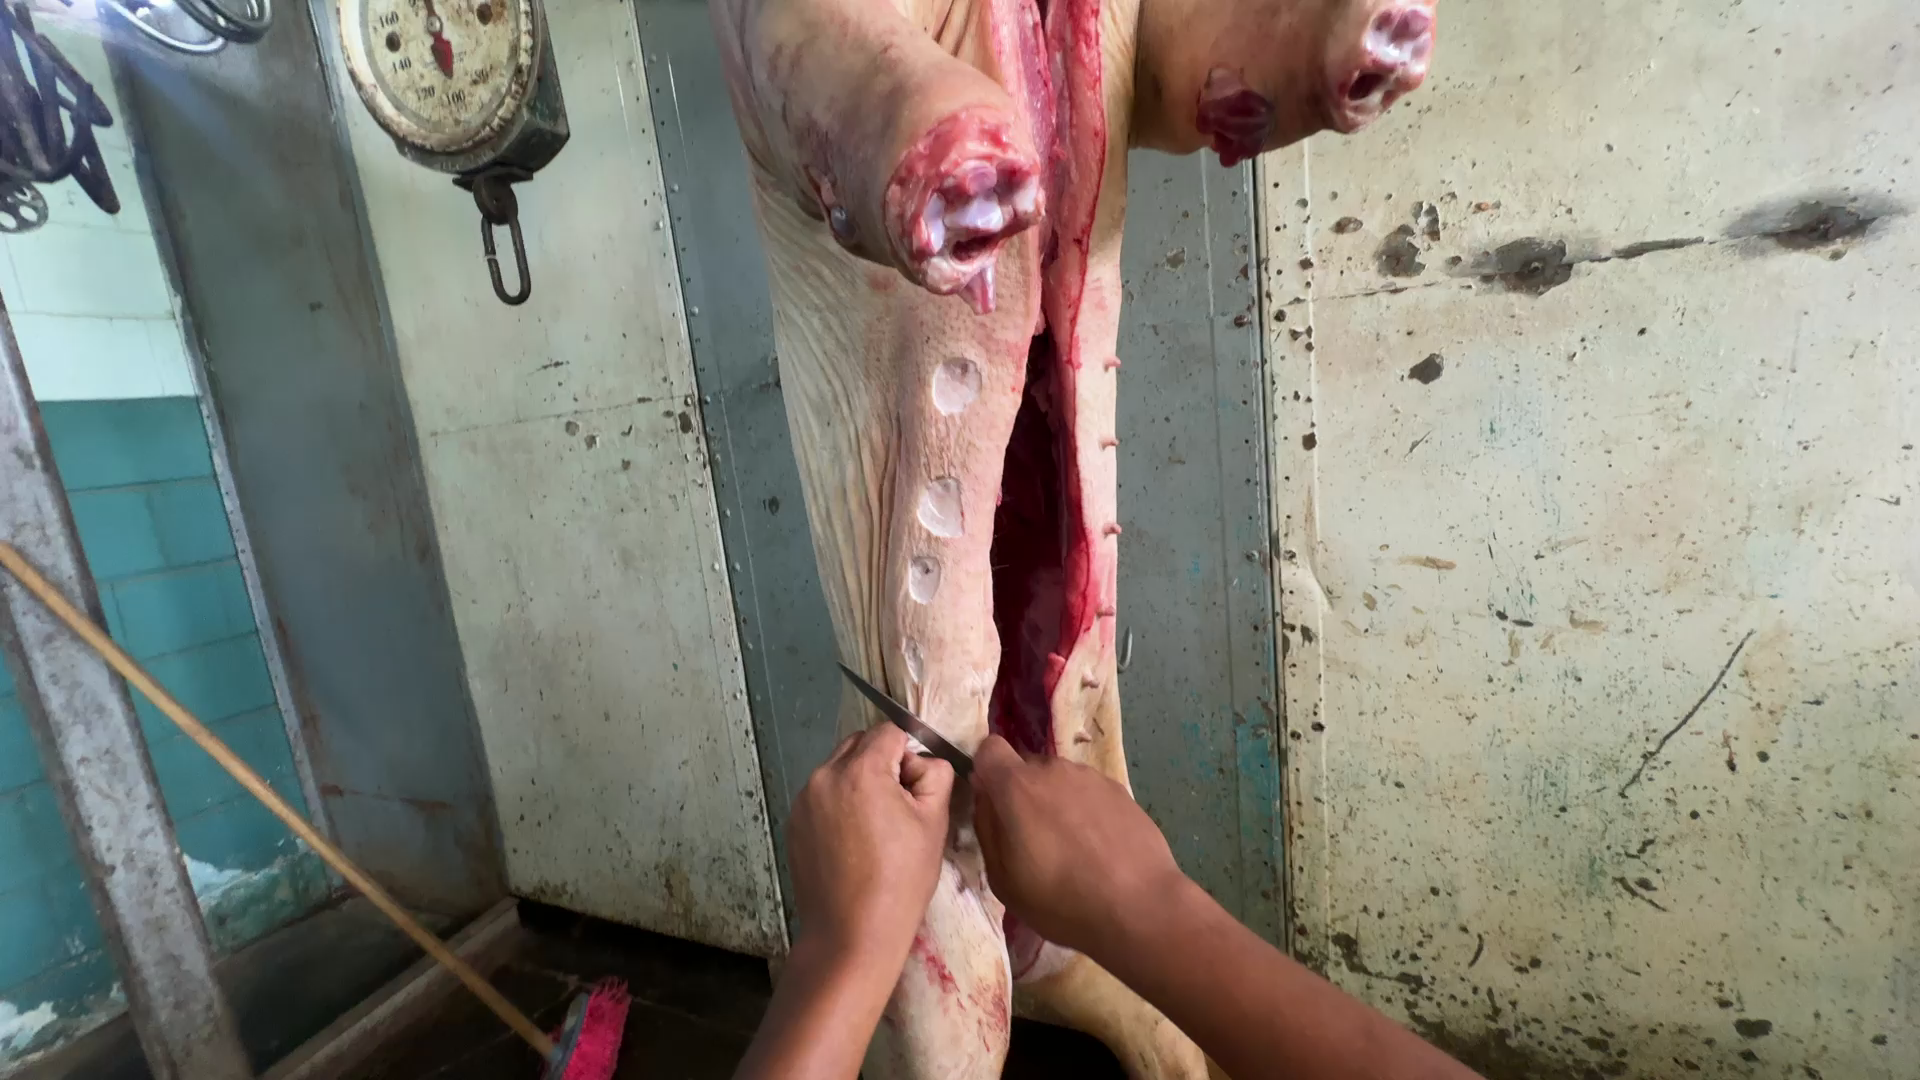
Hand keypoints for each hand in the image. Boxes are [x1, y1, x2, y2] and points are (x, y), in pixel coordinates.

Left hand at [786, 723, 954, 963]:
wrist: (851, 937)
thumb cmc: (901, 879)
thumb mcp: (934, 821)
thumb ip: (935, 773)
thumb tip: (920, 761)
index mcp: (861, 770)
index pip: (890, 732)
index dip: (908, 754)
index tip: (914, 790)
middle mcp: (825, 775)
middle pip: (860, 743)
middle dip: (881, 761)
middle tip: (897, 806)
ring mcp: (804, 799)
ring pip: (840, 767)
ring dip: (859, 781)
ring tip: (874, 827)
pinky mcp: (794, 822)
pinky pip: (823, 793)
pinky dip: (840, 802)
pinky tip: (852, 841)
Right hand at [971, 735, 1186, 957]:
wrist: (1139, 906)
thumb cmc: (1061, 899)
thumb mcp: (1003, 879)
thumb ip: (986, 828)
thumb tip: (986, 797)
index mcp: (1017, 786)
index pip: (989, 748)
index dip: (988, 771)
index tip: (995, 802)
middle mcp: (1052, 769)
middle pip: (1026, 768)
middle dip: (1023, 794)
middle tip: (1034, 838)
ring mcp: (1088, 776)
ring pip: (1058, 780)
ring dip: (1056, 802)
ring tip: (1073, 847)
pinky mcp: (1118, 788)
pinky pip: (1087, 791)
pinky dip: (1086, 810)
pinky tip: (1099, 847)